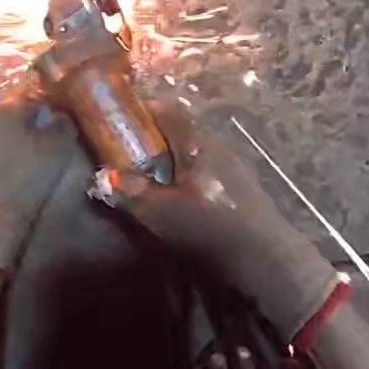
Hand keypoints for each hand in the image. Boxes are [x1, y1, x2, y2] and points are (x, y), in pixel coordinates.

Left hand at [0, 90, 83, 271]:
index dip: (41, 106)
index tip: (49, 119)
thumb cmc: (27, 181)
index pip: (29, 95)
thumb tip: (59, 113)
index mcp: (9, 107)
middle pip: (4, 109)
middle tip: (30, 138)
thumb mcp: (58, 151)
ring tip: (9, 153)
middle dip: (17, 119)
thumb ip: (63, 124)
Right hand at [103, 106, 339, 340]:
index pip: (169, 110)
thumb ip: (130, 193)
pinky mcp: (244, 188)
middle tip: (133, 151)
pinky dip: (191, 174)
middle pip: (183, 130)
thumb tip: (102, 177)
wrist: (267, 259)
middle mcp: (219, 146)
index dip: (146, 109)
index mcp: (198, 143)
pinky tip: (184, 195)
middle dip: (157, 137)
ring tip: (155, 175)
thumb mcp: (161, 212)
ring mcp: (235, 166)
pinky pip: (210, 169)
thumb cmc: (209, 228)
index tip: (125, 117)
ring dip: (176, 157)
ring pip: (198, 151)